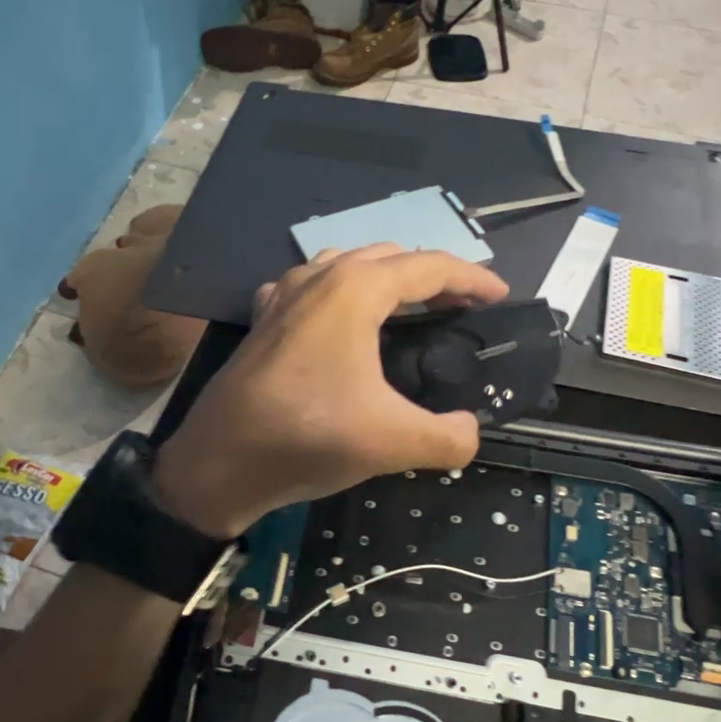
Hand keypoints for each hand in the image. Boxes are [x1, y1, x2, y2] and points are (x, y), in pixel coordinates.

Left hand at [152, 245, 508, 538]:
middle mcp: (318, 277)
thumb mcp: (394, 443)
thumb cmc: (307, 439)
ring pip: (347, 265)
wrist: (219, 463)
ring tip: (412, 308)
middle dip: (432, 276)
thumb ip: (450, 437)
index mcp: (354, 289)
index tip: (501, 297)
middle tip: (464, 307)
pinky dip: (340, 293)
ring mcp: (284, 295)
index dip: (472, 278)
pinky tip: (341, 321)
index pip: (429, 266)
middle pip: (389, 258)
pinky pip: (311, 287)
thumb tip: (469, 432)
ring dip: (385, 279)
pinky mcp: (263, 321)